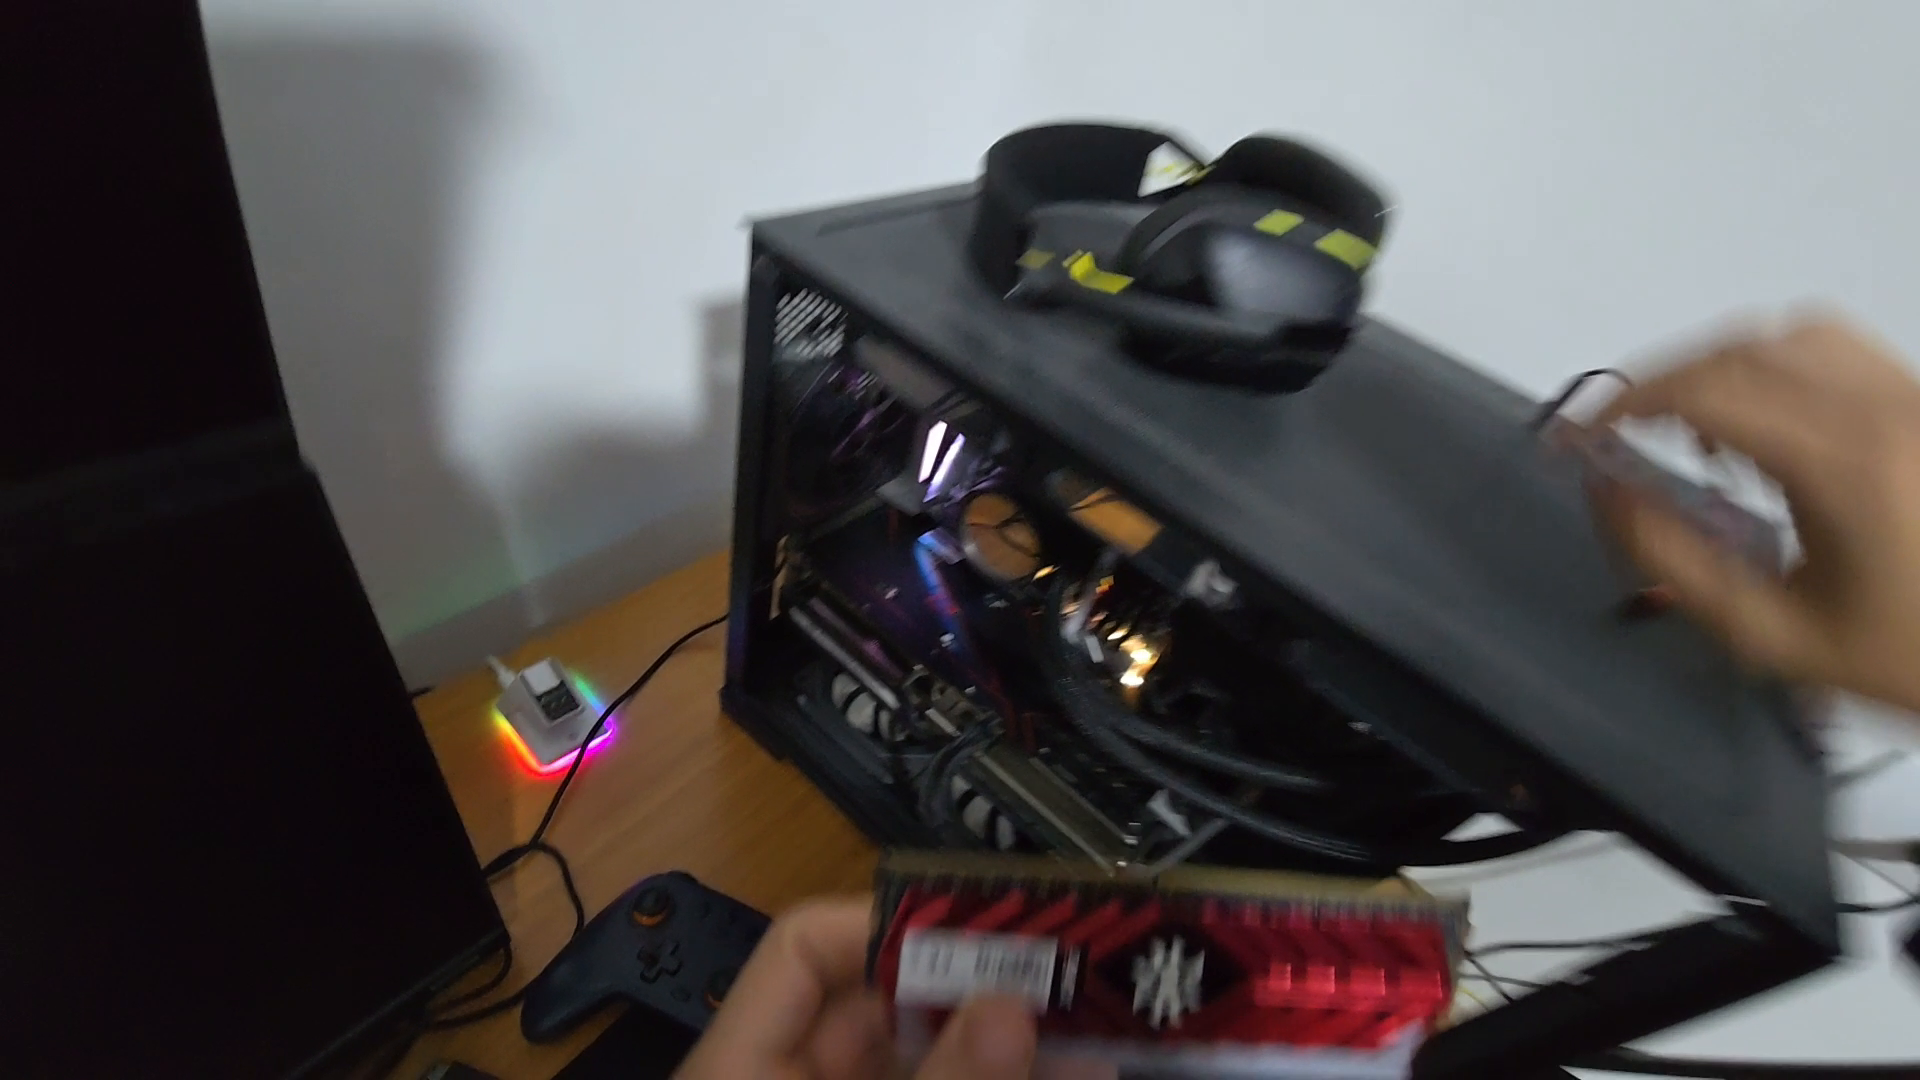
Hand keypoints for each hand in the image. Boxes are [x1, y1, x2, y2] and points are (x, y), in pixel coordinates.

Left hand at [673, 895, 1072, 1078]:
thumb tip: (1010, 1001)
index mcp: (746, 1062)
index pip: (806, 944)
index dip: (887, 919)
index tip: (976, 921)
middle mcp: (796, 1074)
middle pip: (889, 999)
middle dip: (979, 982)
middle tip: (1061, 964)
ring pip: (936, 1055)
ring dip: (1012, 1041)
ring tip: (1096, 1017)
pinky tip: (1081, 1074)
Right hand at [1590, 317, 1919, 712]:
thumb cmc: (1903, 652)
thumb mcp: (1765, 630)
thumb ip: (1666, 558)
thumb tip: (1602, 486)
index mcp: (1847, 466)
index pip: (1705, 393)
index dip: (1618, 407)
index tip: (1571, 441)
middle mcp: (1892, 412)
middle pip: (1740, 351)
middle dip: (1652, 386)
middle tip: (1609, 433)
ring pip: (1792, 335)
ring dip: (1711, 369)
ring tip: (1682, 425)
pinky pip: (1838, 351)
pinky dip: (1767, 368)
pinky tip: (1754, 423)